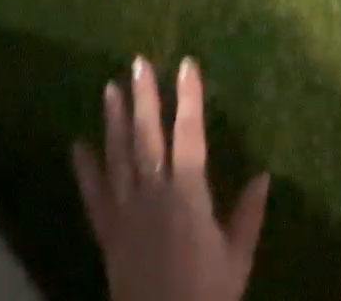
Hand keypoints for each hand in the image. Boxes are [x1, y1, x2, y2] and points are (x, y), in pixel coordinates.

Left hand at [73, 57, 269, 300]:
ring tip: (110, 88)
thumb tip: (264, 176)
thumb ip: (248, 215)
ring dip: (113, 121)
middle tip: (139, 63)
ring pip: (118, 156)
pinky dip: (84, 170)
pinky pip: (94, 195)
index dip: (189, 98)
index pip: (189, 135)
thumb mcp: (237, 258)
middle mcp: (154, 193)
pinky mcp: (108, 232)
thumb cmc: (207, 294)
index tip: (187, 65)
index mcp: (188, 194)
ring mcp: (126, 211)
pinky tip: (76, 145)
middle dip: (144, 98)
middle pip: (147, 137)